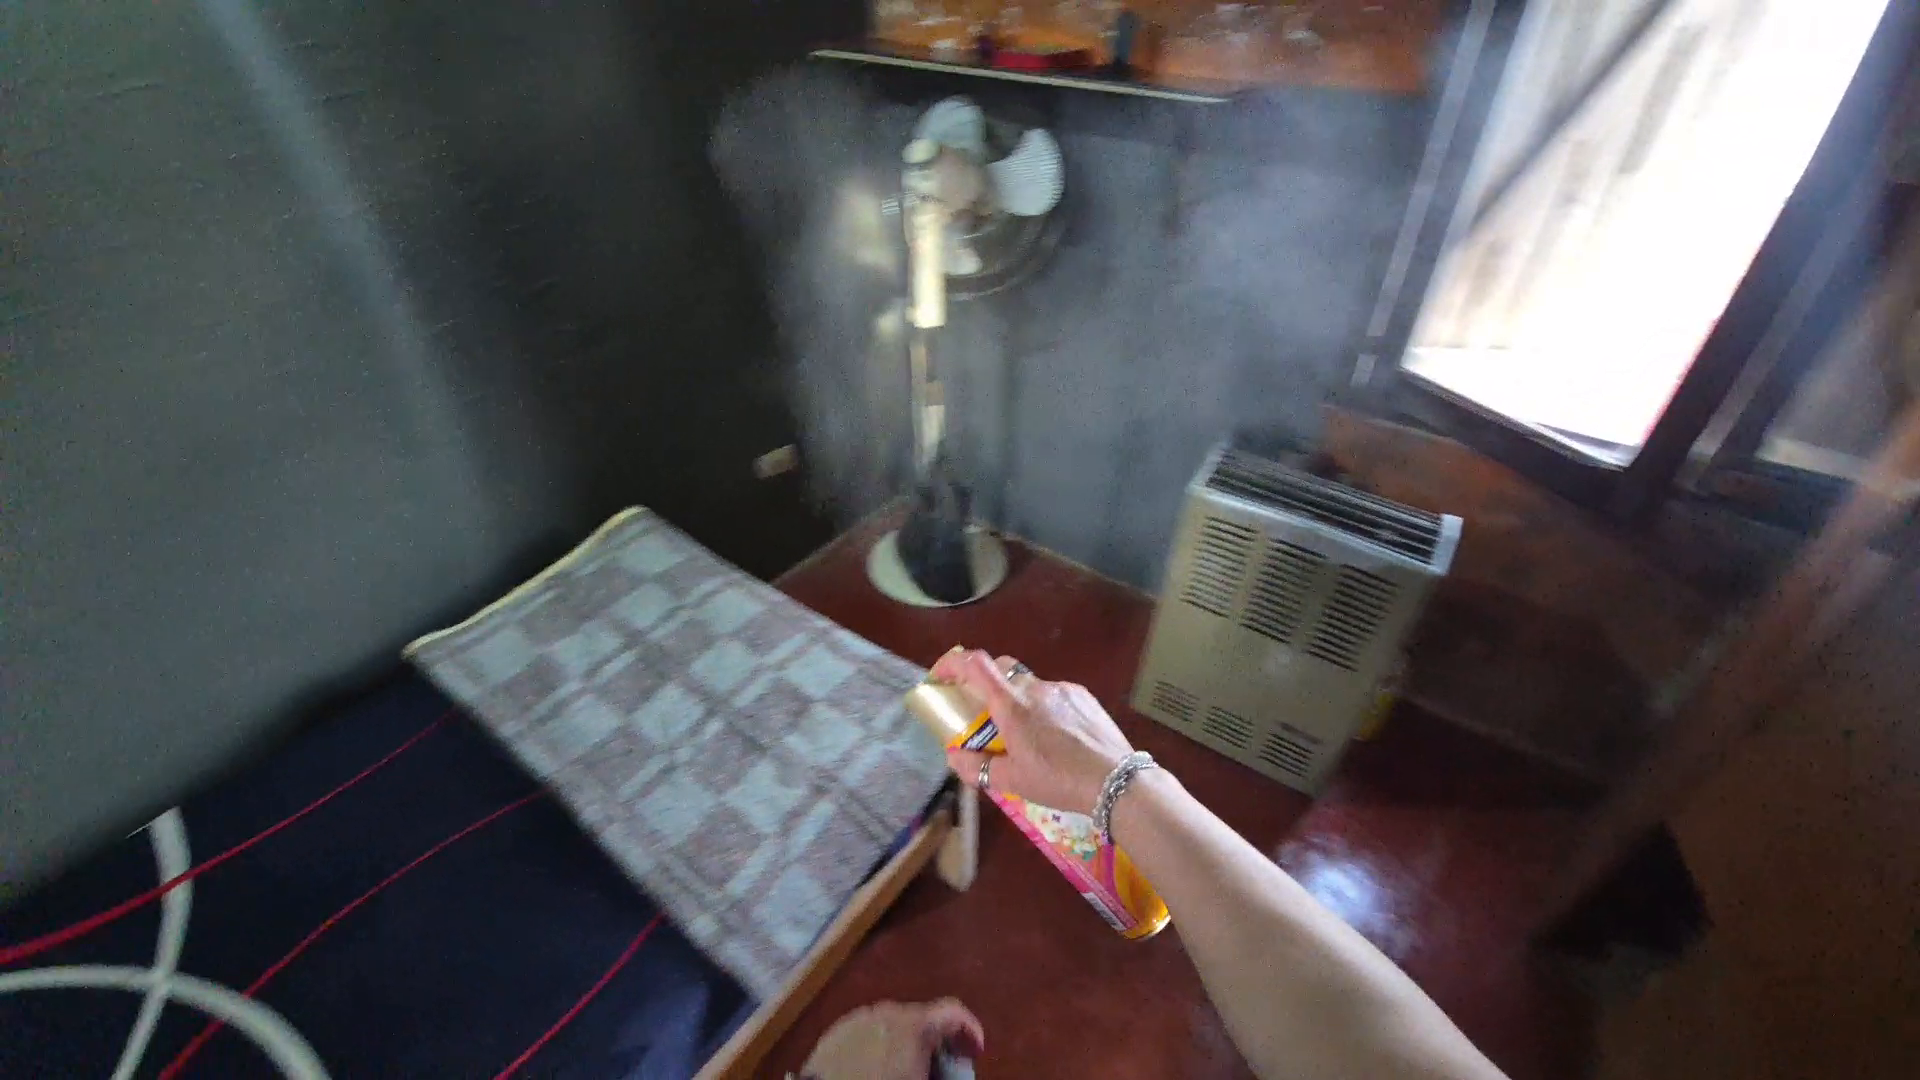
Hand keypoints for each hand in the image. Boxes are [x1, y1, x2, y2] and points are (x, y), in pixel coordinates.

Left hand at [799, 998, 983, 1079]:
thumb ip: (945, 1075)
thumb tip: (955, 1073)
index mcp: (915, 1024)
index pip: (954, 1011)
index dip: (971, 1030)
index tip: (976, 1054)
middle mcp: (889, 1011)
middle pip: (924, 1020)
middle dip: (937, 1045)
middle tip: (940, 1073)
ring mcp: (859, 1018)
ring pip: (894, 1026)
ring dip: (907, 1046)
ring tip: (906, 1073)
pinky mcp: (834, 1033)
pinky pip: (867, 1034)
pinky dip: (879, 1048)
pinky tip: (874, 1073)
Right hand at [935, 648, 1134, 815]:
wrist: (1116, 780)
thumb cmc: (1058, 780)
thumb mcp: (1013, 782)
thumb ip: (977, 767)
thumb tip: (953, 755)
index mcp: (1012, 706)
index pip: (975, 665)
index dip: (952, 662)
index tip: (940, 676)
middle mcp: (1034, 687)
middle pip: (1000, 670)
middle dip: (985, 683)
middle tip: (983, 712)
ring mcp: (1061, 688)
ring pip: (1028, 684)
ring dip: (1018, 700)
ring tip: (1026, 735)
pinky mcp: (1083, 695)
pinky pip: (1053, 693)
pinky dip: (1044, 707)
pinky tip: (1056, 735)